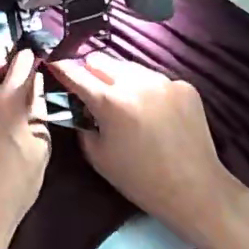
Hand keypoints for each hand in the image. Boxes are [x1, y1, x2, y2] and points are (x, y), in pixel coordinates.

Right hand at [50, 53, 240, 237]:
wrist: (194, 189)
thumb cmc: (140, 179)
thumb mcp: (98, 156)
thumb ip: (82, 124)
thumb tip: (77, 105)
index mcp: (110, 101)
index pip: (76, 73)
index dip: (61, 68)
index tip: (54, 64)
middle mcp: (136, 83)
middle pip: (101, 60)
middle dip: (91, 71)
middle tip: (93, 91)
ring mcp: (163, 81)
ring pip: (130, 67)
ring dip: (120, 79)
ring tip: (126, 105)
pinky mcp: (184, 86)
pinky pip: (156, 80)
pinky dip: (148, 91)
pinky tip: (154, 114)